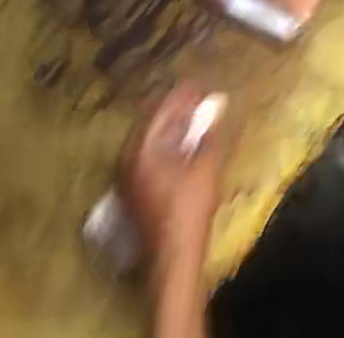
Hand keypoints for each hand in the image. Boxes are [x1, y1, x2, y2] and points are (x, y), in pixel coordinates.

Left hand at [120, 83, 227, 278]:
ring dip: (171, 127)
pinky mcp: (135, 192)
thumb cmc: (188, 209)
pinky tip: (183, 144)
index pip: (159, 110)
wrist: (173, 258)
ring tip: (193, 117)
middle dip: (175, 109)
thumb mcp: (205, 165)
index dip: (180, 95)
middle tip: (197, 98)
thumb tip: (216, 104)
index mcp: (140, 150)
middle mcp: (127, 160)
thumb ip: (209, 131)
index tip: (197, 84)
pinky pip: (149, 155)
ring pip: (150, 140)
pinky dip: (166, 144)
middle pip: (151, 123)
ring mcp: (128, 178)